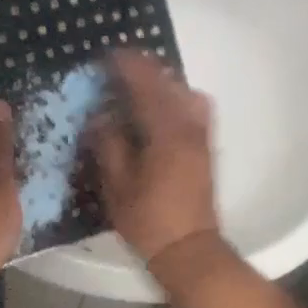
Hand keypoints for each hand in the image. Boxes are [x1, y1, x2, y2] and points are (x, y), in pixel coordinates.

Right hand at [89, 50, 221, 264]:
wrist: (189, 251)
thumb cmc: (149, 222)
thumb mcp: (118, 186)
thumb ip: (109, 145)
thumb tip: (101, 116)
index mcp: (165, 130)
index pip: (145, 82)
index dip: (124, 65)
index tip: (105, 56)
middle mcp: (189, 125)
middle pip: (168, 80)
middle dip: (143, 69)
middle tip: (117, 71)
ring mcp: (202, 136)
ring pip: (184, 92)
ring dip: (161, 83)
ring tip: (136, 89)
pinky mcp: (206, 149)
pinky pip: (193, 109)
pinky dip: (175, 99)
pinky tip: (158, 113)